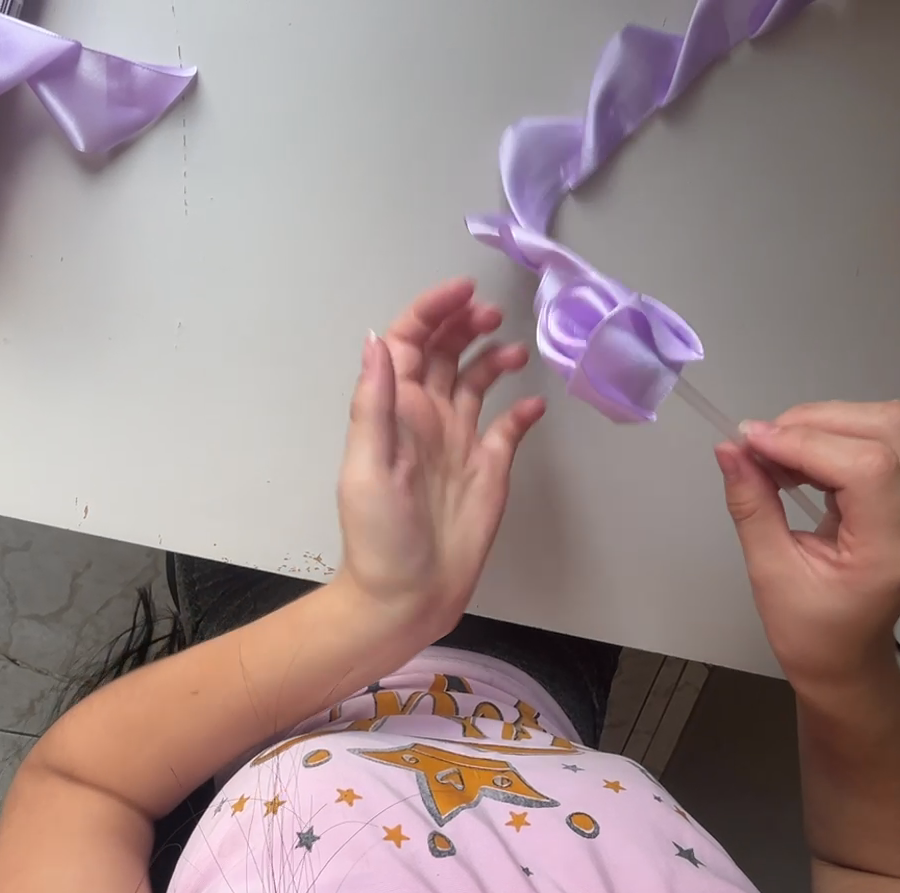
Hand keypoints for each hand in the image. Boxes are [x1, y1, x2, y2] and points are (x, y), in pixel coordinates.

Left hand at [336, 279, 546, 640]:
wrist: (408, 594)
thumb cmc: (381, 534)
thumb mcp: (367, 466)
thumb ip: (375, 403)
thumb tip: (379, 337)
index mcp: (395, 411)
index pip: (409, 345)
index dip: (432, 312)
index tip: (464, 291)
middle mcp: (428, 418)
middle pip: (444, 354)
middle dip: (465, 325)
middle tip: (492, 314)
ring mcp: (460, 442)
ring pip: (476, 381)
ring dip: (493, 357)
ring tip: (514, 349)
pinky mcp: (489, 467)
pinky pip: (508, 427)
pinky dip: (521, 410)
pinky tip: (532, 403)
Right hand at [715, 401, 899, 690]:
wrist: (845, 656)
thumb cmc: (806, 628)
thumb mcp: (768, 570)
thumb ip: (752, 505)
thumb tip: (728, 449)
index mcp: (894, 549)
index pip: (865, 467)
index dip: (804, 442)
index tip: (748, 441)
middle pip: (889, 428)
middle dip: (816, 421)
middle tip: (761, 444)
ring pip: (891, 425)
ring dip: (826, 423)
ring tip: (777, 452)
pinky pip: (886, 440)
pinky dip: (835, 436)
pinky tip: (799, 461)